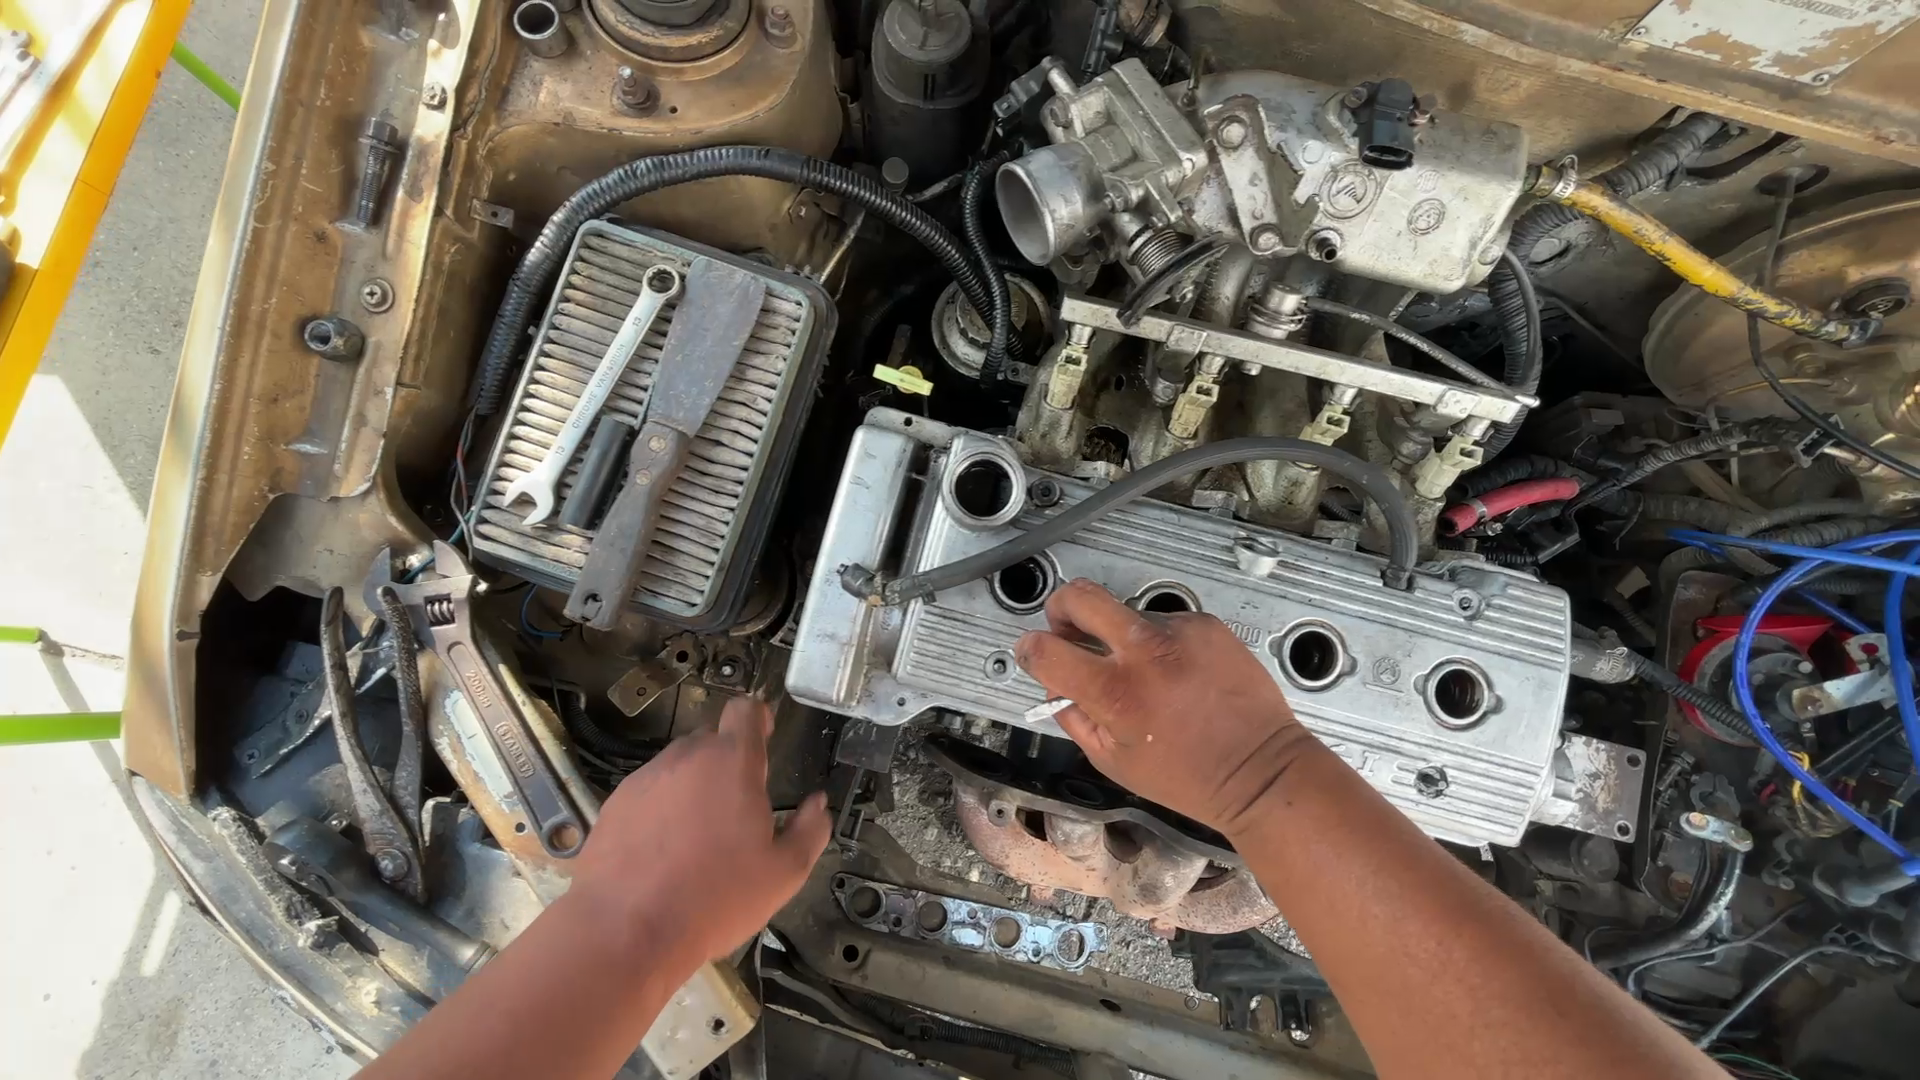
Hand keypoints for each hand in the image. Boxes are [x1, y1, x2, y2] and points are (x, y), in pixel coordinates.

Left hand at [569, 697, 830, 970]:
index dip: (758, 719)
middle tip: (737, 808)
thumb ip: (810, 830)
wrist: (624, 933)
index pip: (746, 710)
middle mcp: (687, 758)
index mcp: (733, 762)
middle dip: (728, 763)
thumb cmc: (714, 898)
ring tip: (697, 836)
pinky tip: (663, 852)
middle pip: (713, 739)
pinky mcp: (615, 803)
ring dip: (694, 786)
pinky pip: (649, 792)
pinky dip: (661, 809)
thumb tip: (818, 805)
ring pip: (680, 767)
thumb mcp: (784, 873)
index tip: (764, 738)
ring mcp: (647, 778)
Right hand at [1014, 579, 1320, 839]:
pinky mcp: (1205, 623)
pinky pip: (1163, 621)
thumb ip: (1074, 717)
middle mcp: (1145, 652)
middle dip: (1061, 607)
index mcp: (1116, 693)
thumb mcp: (1113, 761)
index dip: (1030, 649)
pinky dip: (1159, 641)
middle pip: (1079, 595)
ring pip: (1124, 612)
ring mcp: (1178, 631)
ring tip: (1147, 674)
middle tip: (1069, 630)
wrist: (1263, 772)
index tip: (1034, 652)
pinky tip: (1177, 672)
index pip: (1045, 649)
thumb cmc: (1189, 777)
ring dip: (1120, 635)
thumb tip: (1055, 683)